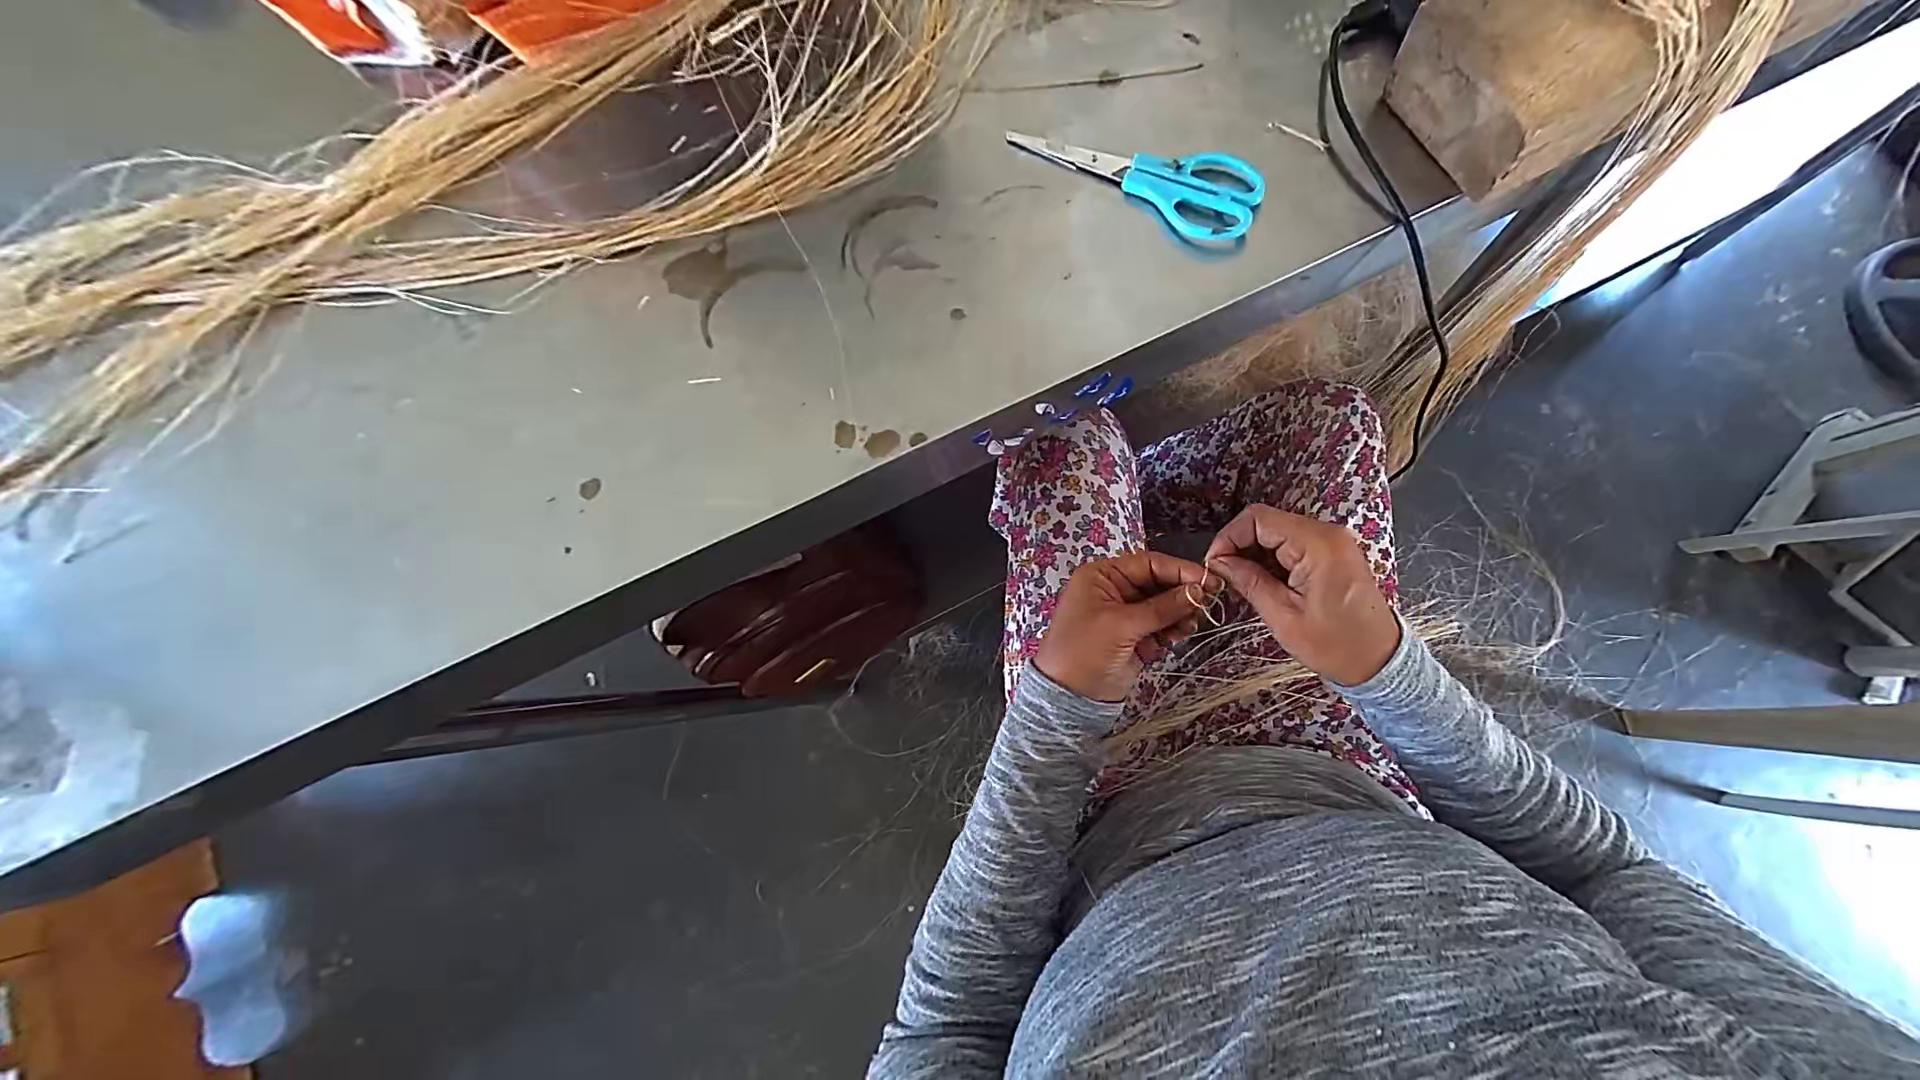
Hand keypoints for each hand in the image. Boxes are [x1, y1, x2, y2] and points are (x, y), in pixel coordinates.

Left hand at [1033, 552, 1217, 702]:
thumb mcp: (1121, 624)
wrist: (1069, 696)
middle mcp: (1113, 589)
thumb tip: (1198, 590)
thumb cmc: (1084, 651)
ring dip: (1180, 614)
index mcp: (1101, 575)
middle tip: (1206, 607)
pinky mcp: (1133, 635)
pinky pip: (1161, 624)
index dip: (1180, 570)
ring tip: (1187, 628)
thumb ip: (1162, 607)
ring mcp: (1124, 613)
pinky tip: (1175, 638)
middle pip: (1159, 583)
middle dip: (1182, 595)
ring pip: (1163, 604)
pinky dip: (1172, 629)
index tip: (1209, 581)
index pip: (1148, 563)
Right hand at [1203, 505, 1400, 685]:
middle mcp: (1327, 533)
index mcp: (1317, 545)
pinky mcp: (1333, 552)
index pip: (1258, 519)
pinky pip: (1292, 543)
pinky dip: (1271, 557)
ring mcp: (1332, 542)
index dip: (1228, 537)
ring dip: (1254, 552)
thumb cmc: (1334, 644)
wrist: (1380, 662)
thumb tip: (1219, 562)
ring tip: (1242, 581)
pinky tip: (1263, 581)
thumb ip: (1249, 581)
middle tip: (1224, 575)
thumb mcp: (1282, 616)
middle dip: (1239, 544)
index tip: (1215, 564)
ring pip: (1277, 531)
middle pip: (1267, 521)